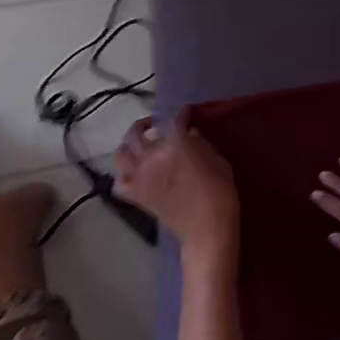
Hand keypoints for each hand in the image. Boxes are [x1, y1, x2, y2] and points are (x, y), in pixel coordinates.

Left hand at [115, 107, 238, 266]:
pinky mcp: (134, 195)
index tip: (188, 111)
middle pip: (138, 131)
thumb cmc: (221, 194)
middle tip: (158, 125)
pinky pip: (118, 181)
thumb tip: (191, 134)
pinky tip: (133, 173)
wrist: (207, 228)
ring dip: (129, 145)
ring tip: (140, 145)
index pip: (175, 120)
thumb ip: (202, 145)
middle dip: (148, 123)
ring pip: (121, 152)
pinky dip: (123, 175)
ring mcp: (138, 176)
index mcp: (176, 145)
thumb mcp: (220, 162)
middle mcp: (151, 156)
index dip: (183, 113)